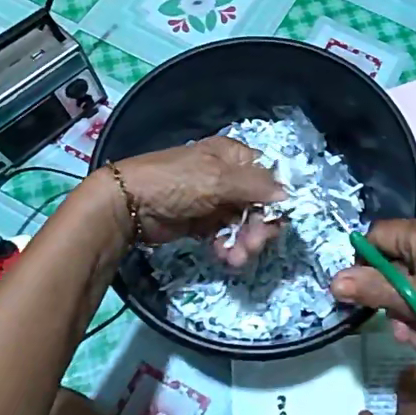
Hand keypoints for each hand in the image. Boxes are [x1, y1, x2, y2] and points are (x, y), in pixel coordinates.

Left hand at [103, 137, 284, 255]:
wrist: (126, 205)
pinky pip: (227, 236)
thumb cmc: (175, 182)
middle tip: (254, 246)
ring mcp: (216, 201)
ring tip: (237, 258)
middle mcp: (229, 177)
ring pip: (245, 223)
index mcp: (234, 156)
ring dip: (246, 242)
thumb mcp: (218, 179)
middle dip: (260, 227)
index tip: (276, 220)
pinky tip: (225, 257)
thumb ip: (257, 186)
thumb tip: (289, 195)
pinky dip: (230, 248)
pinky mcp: (204, 223)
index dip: (277, 199)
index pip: (269, 176)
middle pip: (260, 204)